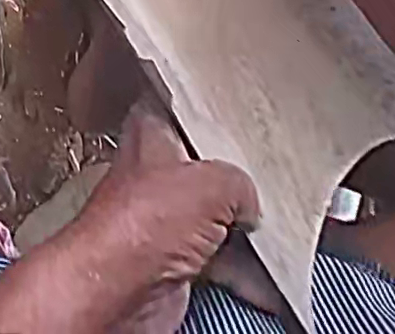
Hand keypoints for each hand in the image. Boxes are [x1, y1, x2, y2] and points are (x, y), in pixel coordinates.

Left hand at [0, 103, 259, 333]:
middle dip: (236, 175)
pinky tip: (268, 274)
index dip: (213, 110)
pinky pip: (217, 253)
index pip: (185, 105)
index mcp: (153, 128)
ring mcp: (164, 211)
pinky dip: (242, 265)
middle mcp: (156, 166)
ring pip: (214, 210)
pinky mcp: (173, 254)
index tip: (243, 112)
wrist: (120, 289)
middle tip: (268, 175)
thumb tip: (249, 200)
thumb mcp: (212, 183)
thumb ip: (240, 182)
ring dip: (242, 223)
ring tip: (275, 225)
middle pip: (207, 161)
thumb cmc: (142, 221)